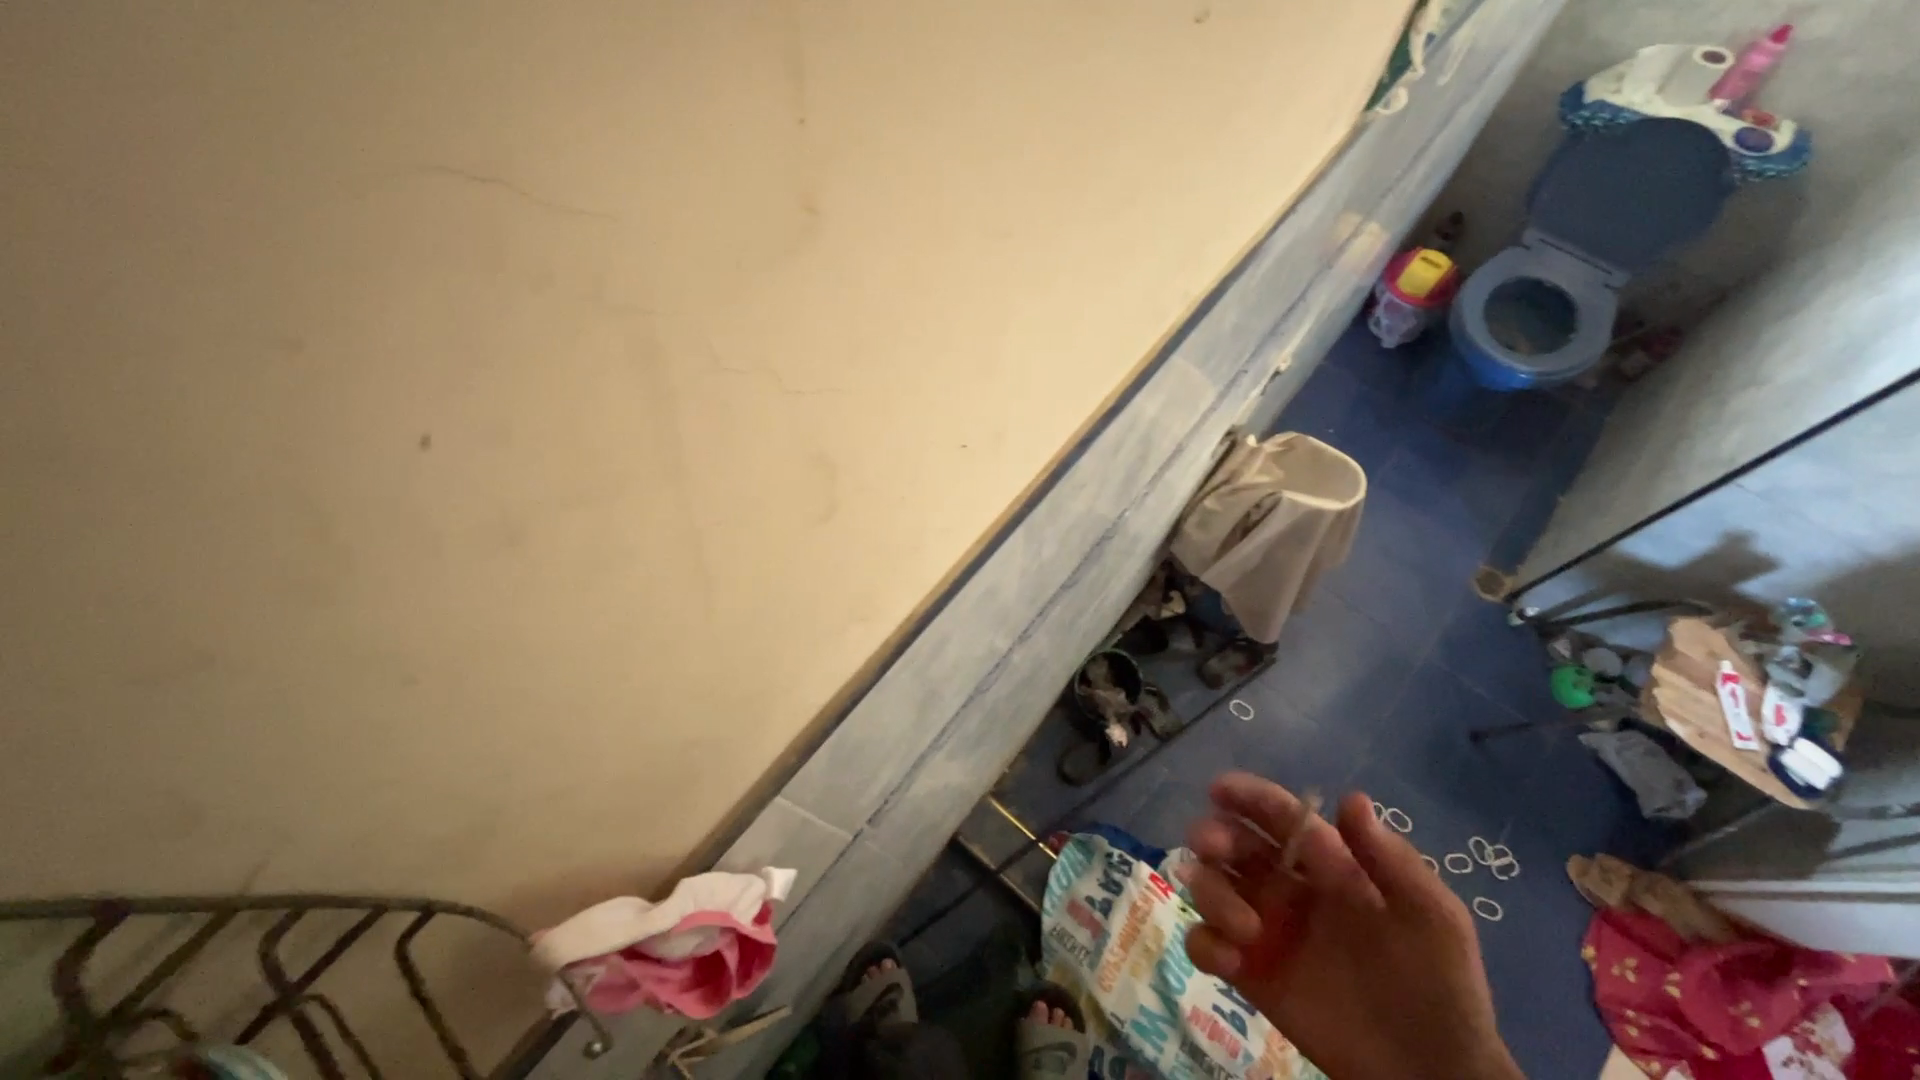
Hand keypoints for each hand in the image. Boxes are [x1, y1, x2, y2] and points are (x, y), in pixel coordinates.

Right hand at [1182, 772, 1521, 1079]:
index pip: (1278, 816)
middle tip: (1213, 848)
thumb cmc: (1439, 981)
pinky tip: (1231, 962)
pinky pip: (1202, 943)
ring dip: (1211, 892)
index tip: (1218, 790)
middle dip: (1213, 834)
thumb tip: (1351, 797)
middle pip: (1229, 842)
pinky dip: (1204, 943)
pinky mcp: (1246, 973)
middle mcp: (1285, 886)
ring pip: (1207, 886)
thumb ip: (1388, 858)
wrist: (1431, 1067)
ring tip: (1247, 929)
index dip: (1247, 795)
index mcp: (1326, 864)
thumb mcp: (1431, 914)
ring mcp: (1262, 929)